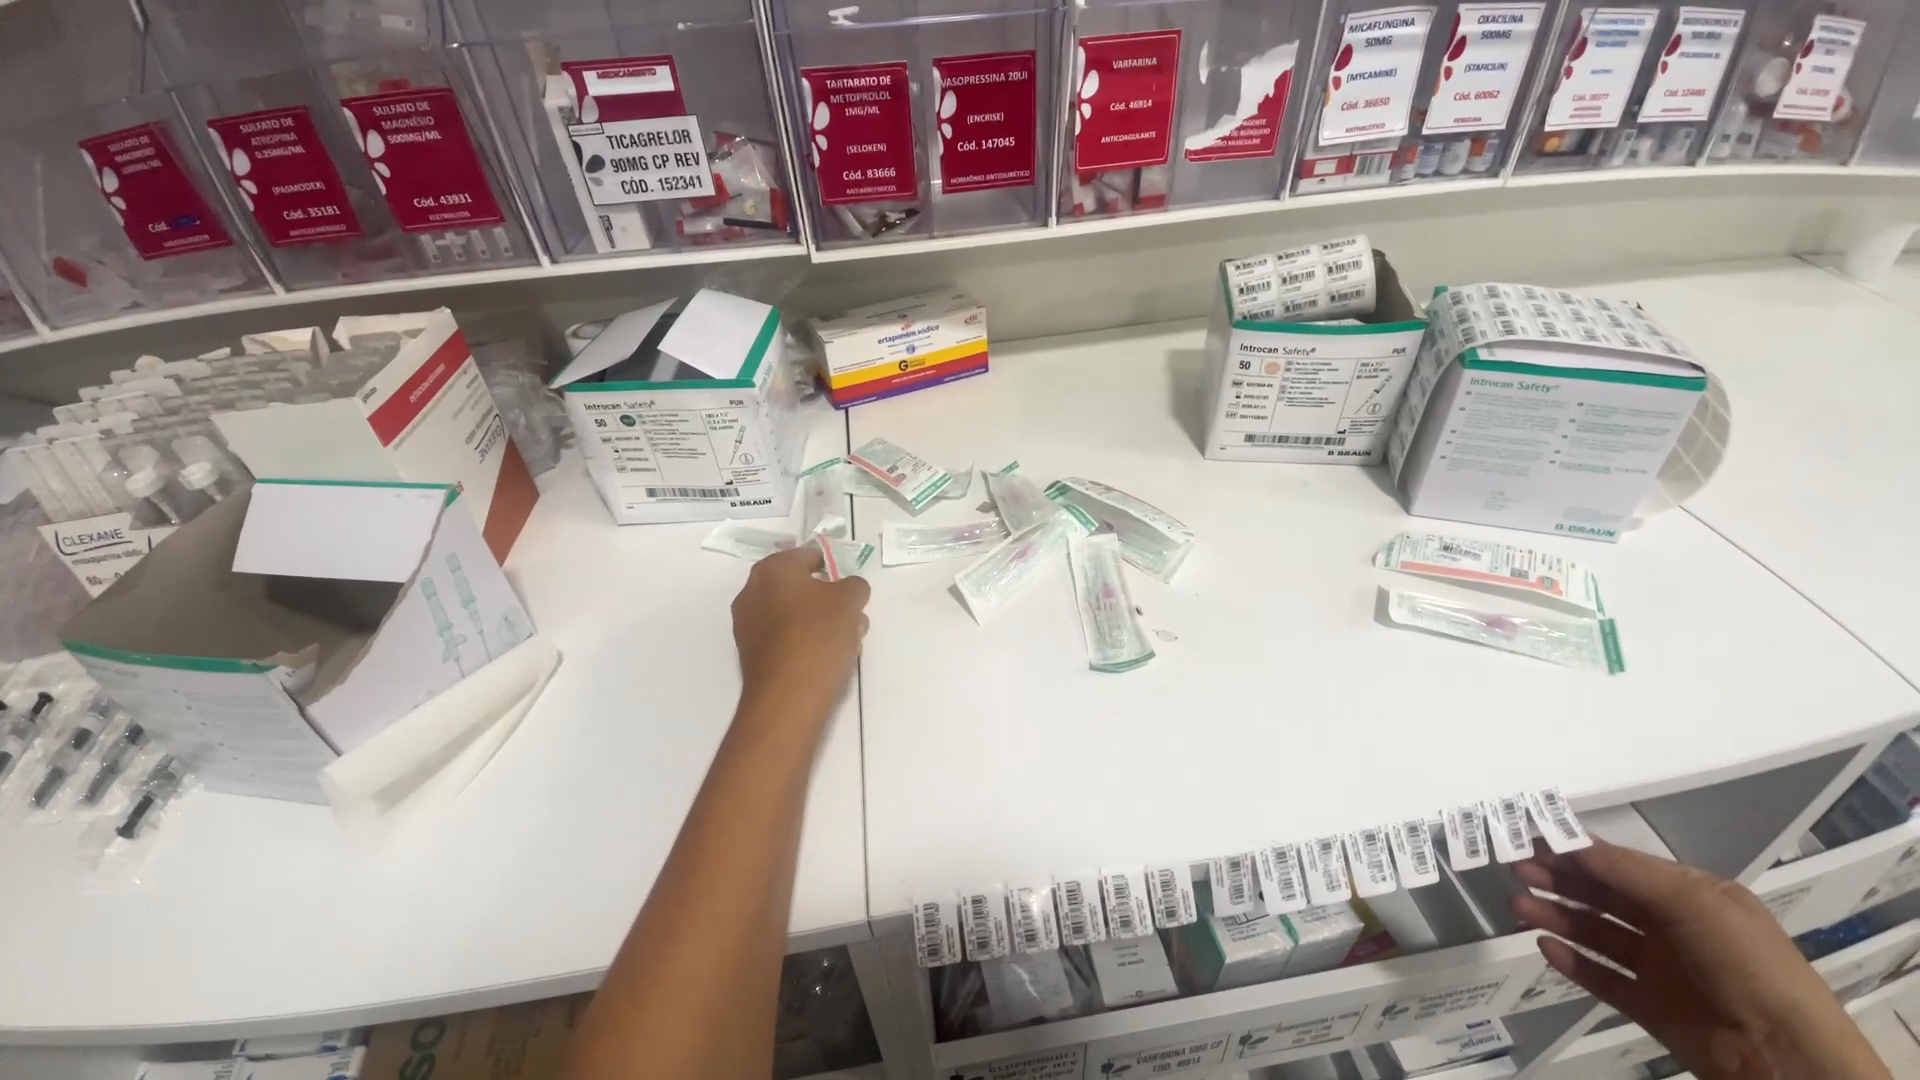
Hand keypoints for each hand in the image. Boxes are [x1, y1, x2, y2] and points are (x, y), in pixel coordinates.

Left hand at [731, 545, 870, 719]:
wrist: (787, 697)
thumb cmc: (818, 637)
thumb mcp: (849, 601)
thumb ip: (854, 585)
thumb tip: (848, 588)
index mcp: (772, 570)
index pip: (810, 555)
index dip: (835, 567)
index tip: (853, 587)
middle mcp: (752, 592)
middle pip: (801, 587)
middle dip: (831, 600)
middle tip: (854, 617)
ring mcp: (747, 625)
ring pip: (795, 614)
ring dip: (822, 622)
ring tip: (848, 643)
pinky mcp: (751, 655)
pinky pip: (785, 637)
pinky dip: (805, 641)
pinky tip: (827, 659)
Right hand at [1512, 838, 1888, 1079]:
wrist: (1785, 1056)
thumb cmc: (1745, 963)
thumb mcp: (1693, 902)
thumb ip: (1627, 870)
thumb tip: (1570, 841)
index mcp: (1694, 897)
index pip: (1624, 866)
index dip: (1580, 853)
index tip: (1535, 841)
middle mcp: (1674, 928)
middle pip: (1604, 897)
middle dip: (1560, 882)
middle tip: (1518, 871)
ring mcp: (1661, 968)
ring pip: (1596, 934)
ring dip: (1556, 917)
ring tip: (1519, 907)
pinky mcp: (1649, 1005)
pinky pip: (1602, 978)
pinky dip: (1572, 962)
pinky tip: (1546, 948)